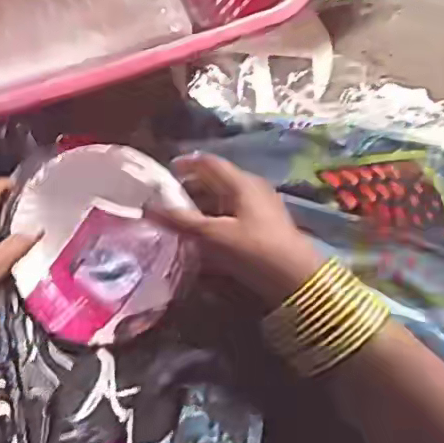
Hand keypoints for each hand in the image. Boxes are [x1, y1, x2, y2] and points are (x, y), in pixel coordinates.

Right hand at [149, 152, 321, 306]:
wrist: (297, 280)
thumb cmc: (253, 250)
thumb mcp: (212, 235)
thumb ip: (180, 220)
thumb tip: (147, 207)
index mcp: (240, 183)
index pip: (207, 162)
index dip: (184, 164)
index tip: (164, 173)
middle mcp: (251, 188)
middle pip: (215, 179)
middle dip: (189, 187)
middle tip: (167, 200)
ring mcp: (260, 207)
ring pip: (223, 198)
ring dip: (201, 205)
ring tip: (180, 219)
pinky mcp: (263, 225)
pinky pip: (232, 213)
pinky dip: (213, 218)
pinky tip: (202, 234)